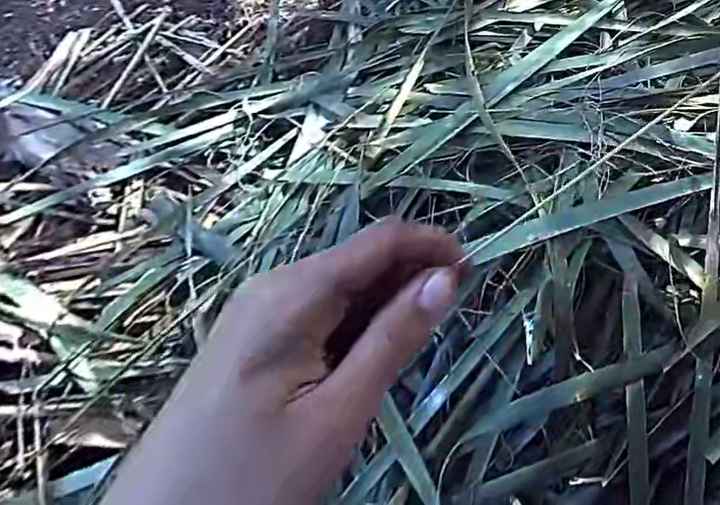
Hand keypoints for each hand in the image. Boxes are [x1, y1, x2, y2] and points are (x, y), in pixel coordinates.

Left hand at [103, 221, 465, 504]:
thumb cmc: (247, 487)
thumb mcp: (337, 415)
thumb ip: (395, 338)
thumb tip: (448, 277)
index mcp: (292, 293)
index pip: (383, 239)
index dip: (434, 245)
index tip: (473, 272)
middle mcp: (274, 287)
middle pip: (365, 258)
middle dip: (413, 275)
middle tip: (448, 315)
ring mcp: (258, 313)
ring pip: (346, 284)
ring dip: (387, 301)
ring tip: (409, 345)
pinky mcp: (251, 341)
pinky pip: (321, 310)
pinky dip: (357, 322)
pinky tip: (364, 360)